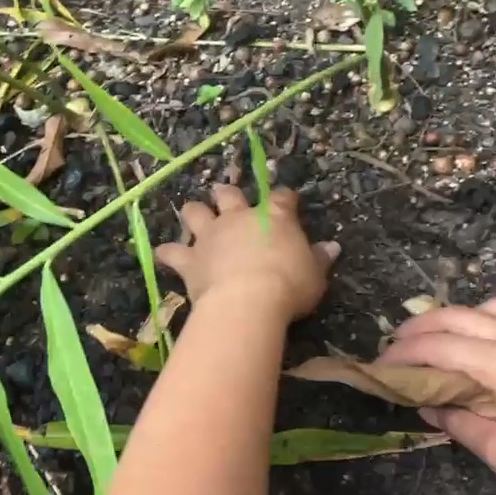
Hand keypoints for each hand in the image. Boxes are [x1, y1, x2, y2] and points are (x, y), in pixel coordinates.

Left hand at [154, 185, 338, 321]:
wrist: (247, 300)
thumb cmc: (288, 286)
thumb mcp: (314, 275)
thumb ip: (318, 259)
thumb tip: (331, 248)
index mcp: (273, 218)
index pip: (281, 198)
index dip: (285, 197)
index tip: (288, 199)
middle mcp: (238, 219)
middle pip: (228, 194)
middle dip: (227, 193)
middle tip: (225, 197)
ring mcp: (210, 236)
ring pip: (194, 212)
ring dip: (193, 212)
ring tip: (193, 214)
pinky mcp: (189, 258)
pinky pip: (172, 251)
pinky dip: (168, 252)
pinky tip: (164, 253)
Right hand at [378, 298, 495, 494]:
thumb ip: (462, 425)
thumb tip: (430, 406)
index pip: (438, 346)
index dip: (402, 354)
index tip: (378, 366)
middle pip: (459, 314)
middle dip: (420, 326)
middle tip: (397, 345)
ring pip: (493, 305)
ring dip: (458, 316)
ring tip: (443, 337)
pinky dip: (491, 321)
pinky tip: (490, 347)